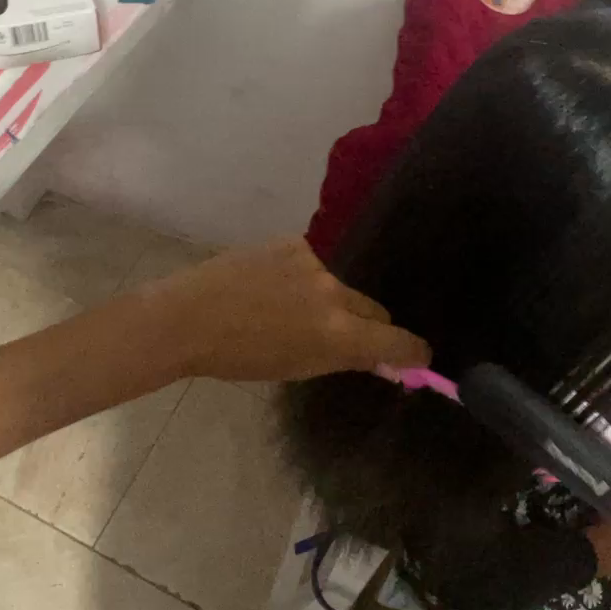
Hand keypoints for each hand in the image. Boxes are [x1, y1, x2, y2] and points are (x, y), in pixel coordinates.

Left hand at [123, 237, 430, 382]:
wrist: (190, 316)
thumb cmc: (240, 357)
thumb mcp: (297, 368)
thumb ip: (344, 358)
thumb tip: (381, 359)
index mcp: (337, 334)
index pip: (397, 341)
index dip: (414, 353)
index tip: (419, 358)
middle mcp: (334, 293)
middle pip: (374, 310)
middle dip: (370, 327)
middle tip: (349, 339)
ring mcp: (315, 261)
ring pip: (343, 286)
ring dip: (333, 301)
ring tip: (295, 310)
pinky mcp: (295, 241)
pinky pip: (317, 263)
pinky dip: (307, 278)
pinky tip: (278, 286)